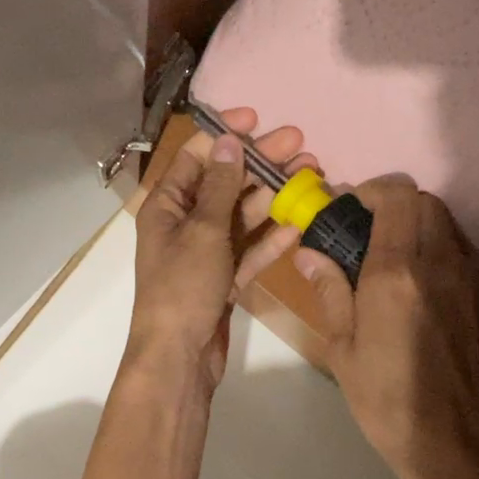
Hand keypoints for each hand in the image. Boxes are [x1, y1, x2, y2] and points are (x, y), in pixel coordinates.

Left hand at [129, 107, 315, 389]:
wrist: (178, 358)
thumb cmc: (183, 289)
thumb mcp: (202, 231)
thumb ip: (220, 187)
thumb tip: (229, 141)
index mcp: (165, 207)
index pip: (195, 158)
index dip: (226, 136)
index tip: (260, 121)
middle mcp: (182, 225)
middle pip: (224, 184)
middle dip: (260, 164)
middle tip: (303, 147)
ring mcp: (203, 255)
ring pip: (240, 217)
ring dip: (273, 198)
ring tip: (312, 177)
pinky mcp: (221, 281)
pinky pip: (248, 252)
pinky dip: (270, 239)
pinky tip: (299, 225)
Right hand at [295, 175, 478, 478]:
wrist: (464, 448)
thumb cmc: (389, 406)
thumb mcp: (343, 354)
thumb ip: (331, 293)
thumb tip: (313, 253)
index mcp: (398, 275)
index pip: (396, 196)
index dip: (370, 192)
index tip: (349, 210)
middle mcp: (446, 263)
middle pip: (427, 203)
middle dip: (395, 209)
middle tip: (368, 240)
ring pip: (451, 230)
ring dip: (421, 234)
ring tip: (397, 273)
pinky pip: (469, 262)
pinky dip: (444, 263)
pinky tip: (428, 304)